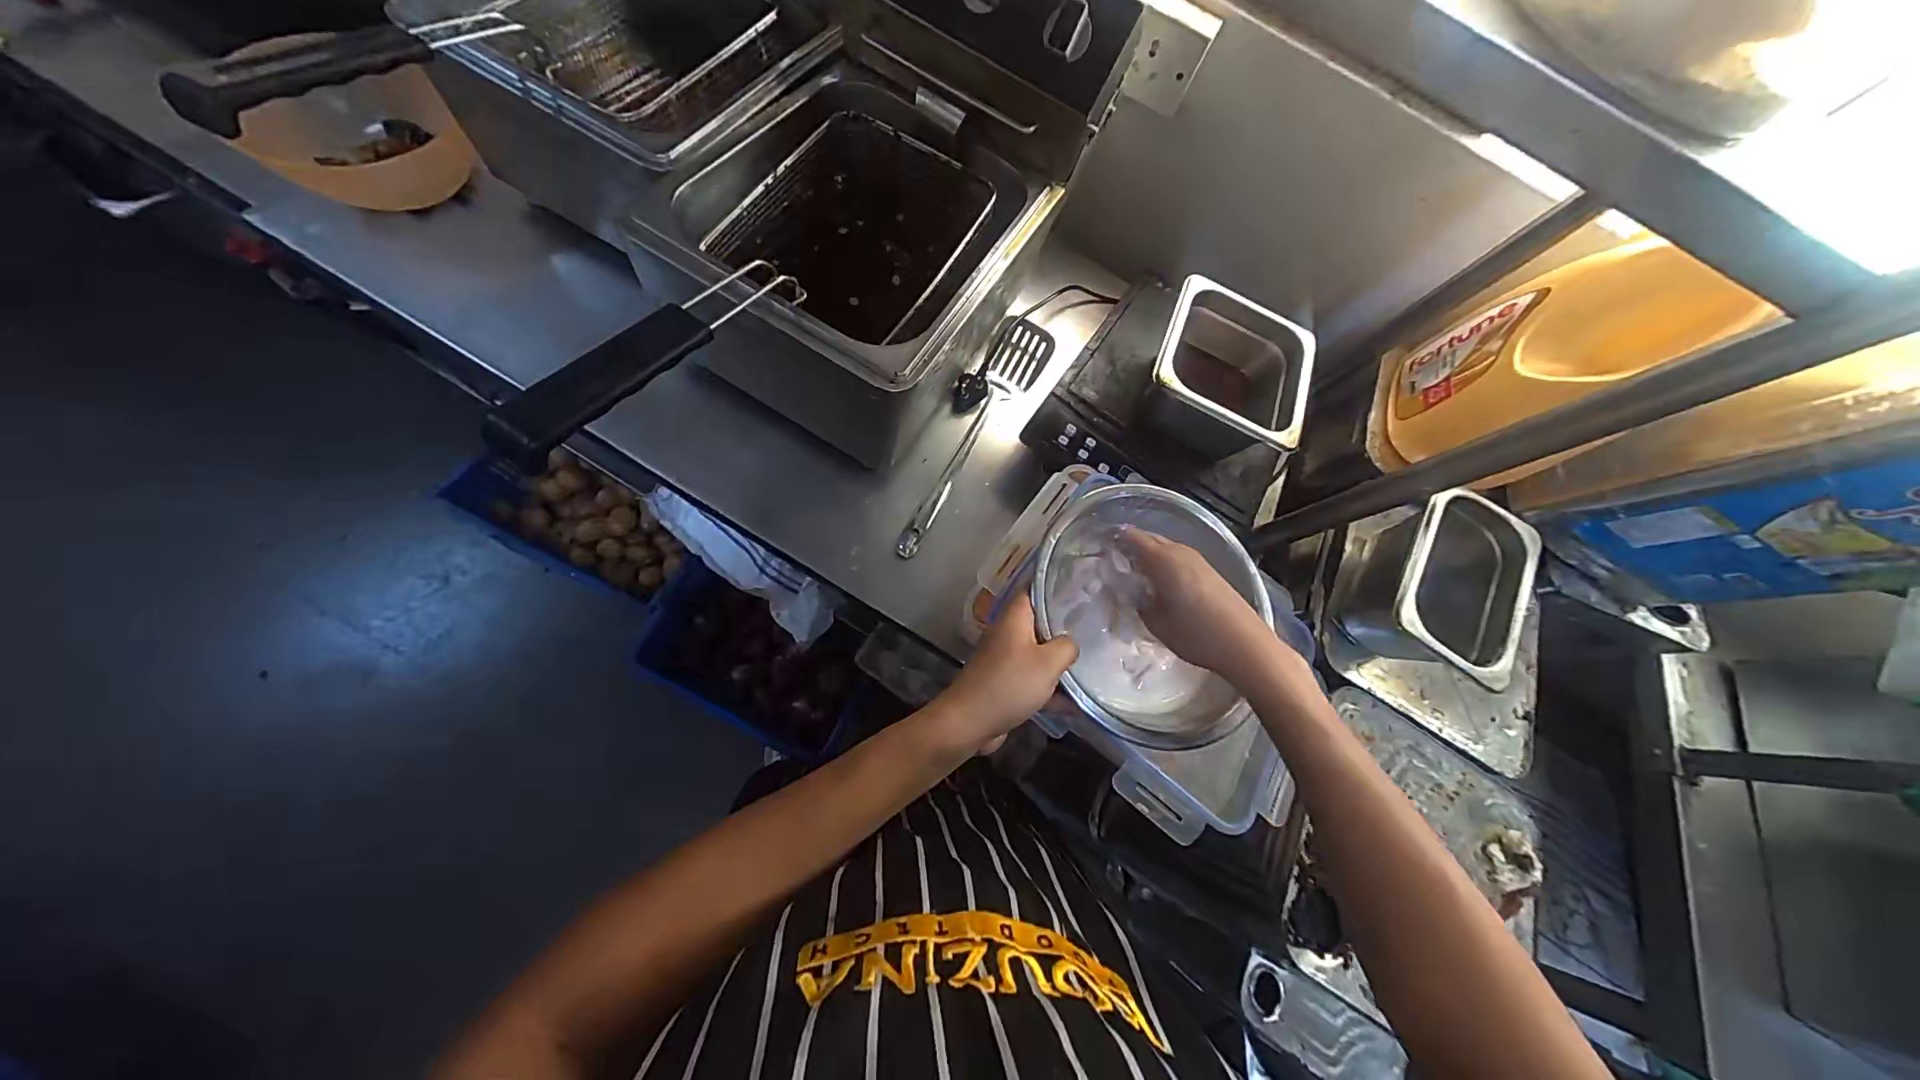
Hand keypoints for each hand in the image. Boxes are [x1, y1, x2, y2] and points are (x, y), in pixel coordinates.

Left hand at [934, 592, 1077, 754]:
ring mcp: (1005, 660)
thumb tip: (1071, 643)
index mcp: (1014, 619)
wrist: (970, 722)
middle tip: (1094, 627)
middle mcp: (1007, 635)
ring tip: (1092, 662)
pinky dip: (1051, 689)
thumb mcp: (1047, 663)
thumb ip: (1066, 647)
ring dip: (1060, 662)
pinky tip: (1076, 703)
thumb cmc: (1009, 684)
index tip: (1080, 589)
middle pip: (1039, 624)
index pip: (1033, 590)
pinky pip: (1033, 681)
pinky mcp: (1005, 685)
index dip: (1055, 587)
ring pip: (1038, 654)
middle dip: (1064, 627)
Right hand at [1120, 527, 1280, 687]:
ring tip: (1131, 575)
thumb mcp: (1154, 621)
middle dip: (1129, 547)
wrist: (1244, 644)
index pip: (1130, 537)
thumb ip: (1136, 599)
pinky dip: (1163, 565)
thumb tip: (1126, 586)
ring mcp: (1198, 560)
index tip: (1097, 550)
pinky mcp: (1209, 572)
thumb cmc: (1195, 634)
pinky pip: (1177, 559)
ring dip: (1147, 557)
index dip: (1112, 540)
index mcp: (1162, 558)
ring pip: (1164, 549)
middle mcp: (1180, 551)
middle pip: (1149, 539)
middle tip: (1111, 564)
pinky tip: (1158, 583)